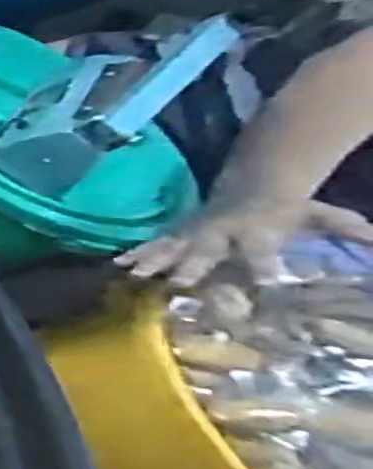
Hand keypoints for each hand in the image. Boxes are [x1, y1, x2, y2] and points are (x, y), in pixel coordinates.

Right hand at [116, 192, 372, 284]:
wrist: (252, 183)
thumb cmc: (288, 207)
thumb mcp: (323, 215)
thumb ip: (350, 229)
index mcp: (257, 229)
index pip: (261, 250)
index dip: (264, 266)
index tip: (266, 284)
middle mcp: (220, 231)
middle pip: (205, 250)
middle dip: (192, 265)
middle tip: (178, 281)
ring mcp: (194, 231)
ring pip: (172, 247)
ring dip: (154, 261)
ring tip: (137, 274)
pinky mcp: (177, 232)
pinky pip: (154, 243)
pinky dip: (136, 252)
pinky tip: (119, 262)